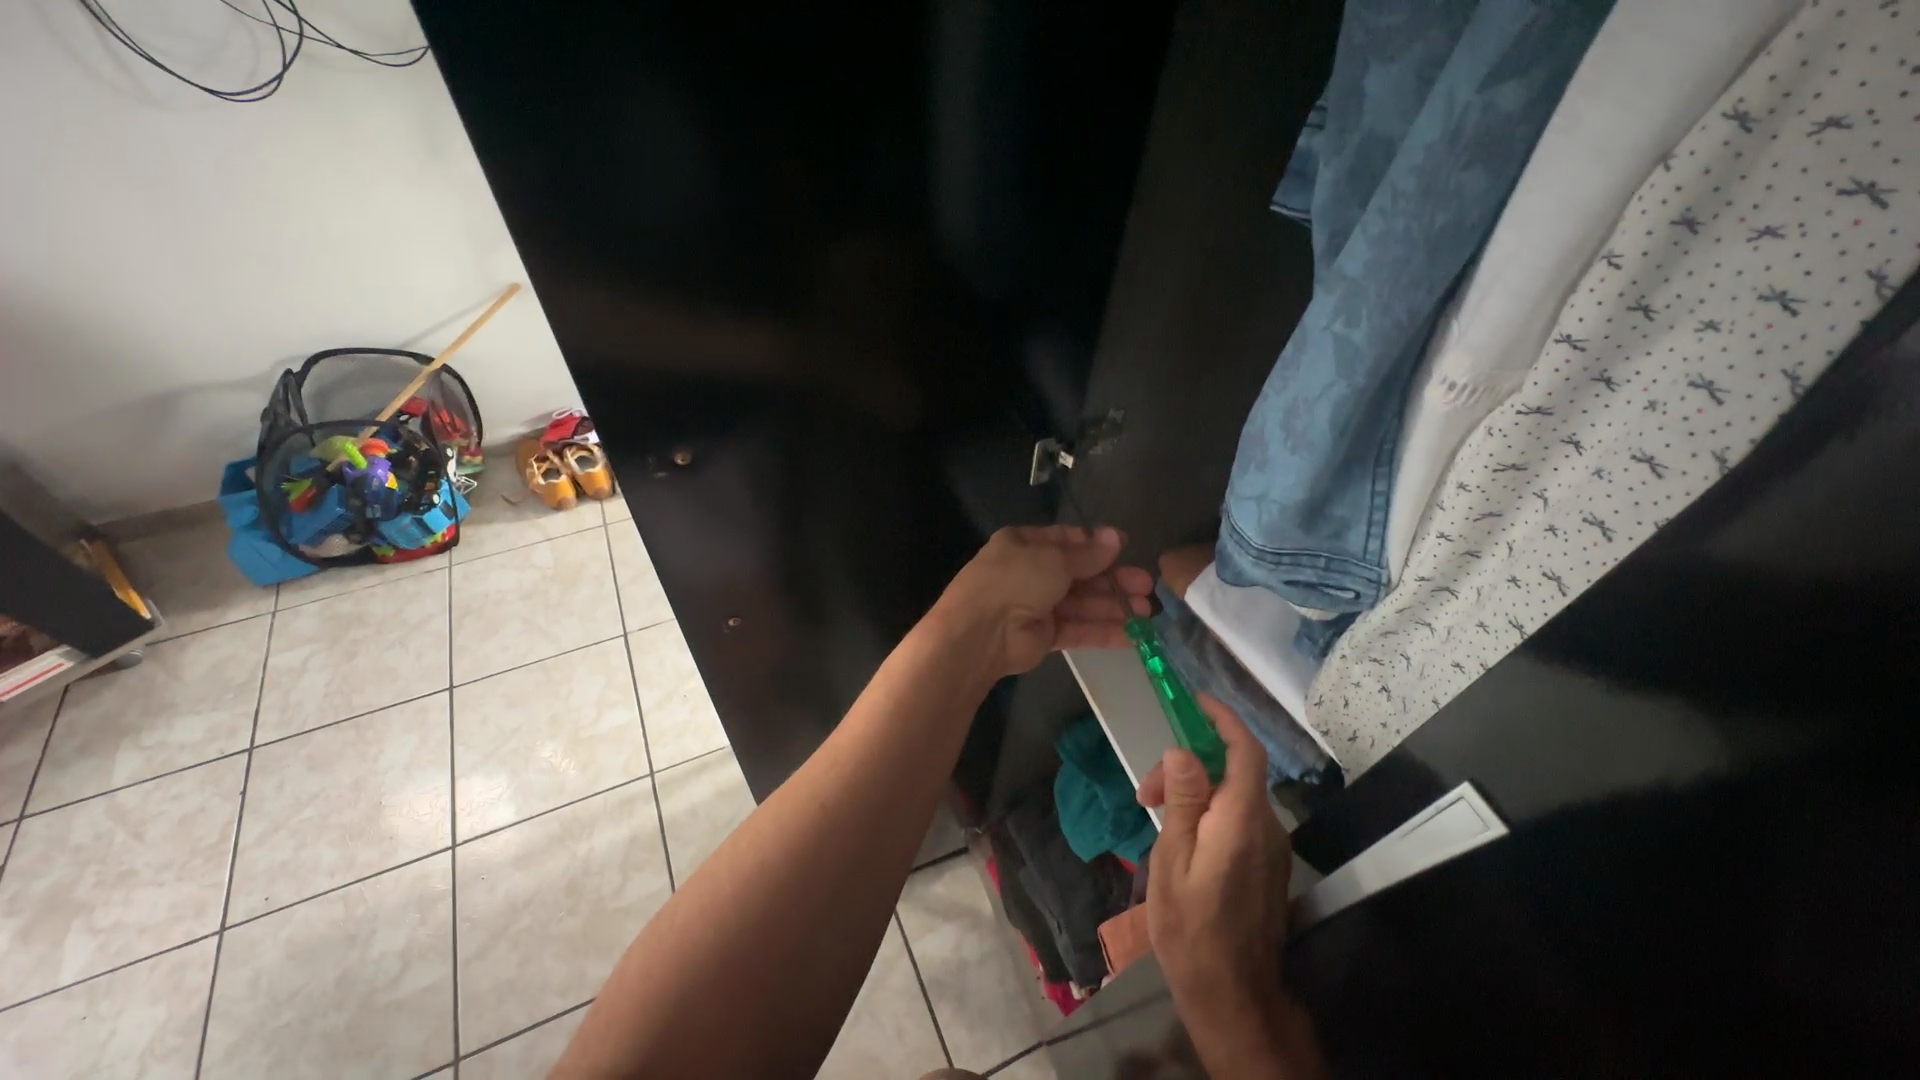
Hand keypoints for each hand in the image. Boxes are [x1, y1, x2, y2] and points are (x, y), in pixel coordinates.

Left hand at [927, 525, 1152, 678]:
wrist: (979, 633)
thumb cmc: (1014, 580)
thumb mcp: (1053, 558)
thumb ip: (1087, 554)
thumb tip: (1117, 537)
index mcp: (1024, 544)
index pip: (1066, 540)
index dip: (1096, 545)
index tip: (1126, 548)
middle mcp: (1030, 572)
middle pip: (1079, 574)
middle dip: (1113, 579)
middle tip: (1146, 585)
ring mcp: (1037, 606)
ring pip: (1082, 603)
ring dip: (1114, 606)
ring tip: (1147, 612)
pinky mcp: (1044, 636)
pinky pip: (1078, 629)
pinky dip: (1103, 631)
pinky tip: (1133, 635)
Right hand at [1139, 696, 1313, 1077]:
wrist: (1233, 996)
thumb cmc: (1190, 930)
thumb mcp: (1172, 862)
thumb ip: (1184, 803)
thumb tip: (1183, 751)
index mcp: (1242, 821)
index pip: (1245, 752)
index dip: (1224, 720)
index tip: (1194, 703)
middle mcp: (1266, 827)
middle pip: (1232, 771)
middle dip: (1188, 766)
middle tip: (1146, 794)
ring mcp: (1271, 848)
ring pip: (1233, 795)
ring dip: (1195, 791)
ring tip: (1155, 816)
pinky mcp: (1267, 865)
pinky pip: (1238, 819)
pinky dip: (1208, 812)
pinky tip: (1180, 838)